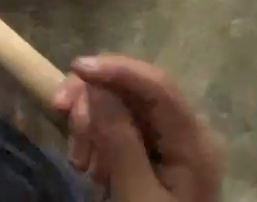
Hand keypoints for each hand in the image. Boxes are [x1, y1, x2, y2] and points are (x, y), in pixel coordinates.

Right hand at [51, 55, 223, 201]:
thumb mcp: (136, 198)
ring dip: (89, 118)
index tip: (75, 68)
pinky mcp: (152, 156)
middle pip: (135, 89)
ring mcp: (169, 145)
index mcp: (194, 143)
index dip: (116, 68)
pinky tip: (84, 163)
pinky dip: (95, 135)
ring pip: (121, 104)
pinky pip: (118, 126)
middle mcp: (186, 134)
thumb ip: (119, 140)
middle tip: (62, 116)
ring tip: (76, 157)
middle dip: (94, 96)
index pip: (157, 84)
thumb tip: (97, 86)